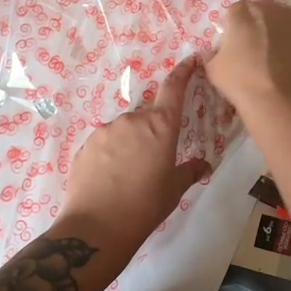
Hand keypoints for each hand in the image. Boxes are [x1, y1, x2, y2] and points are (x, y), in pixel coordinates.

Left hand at [59, 60, 212, 247]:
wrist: (96, 229)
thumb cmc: (144, 207)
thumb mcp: (174, 190)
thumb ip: (190, 172)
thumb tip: (204, 166)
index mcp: (161, 126)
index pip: (173, 88)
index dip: (183, 72)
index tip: (190, 61)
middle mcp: (133, 120)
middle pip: (147, 118)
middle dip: (151, 134)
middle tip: (152, 164)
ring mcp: (106, 131)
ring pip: (124, 132)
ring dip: (129, 145)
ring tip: (127, 177)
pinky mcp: (86, 145)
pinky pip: (104, 144)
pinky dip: (110, 155)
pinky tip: (109, 180)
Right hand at [205, 0, 290, 114]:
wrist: (278, 99)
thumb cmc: (240, 79)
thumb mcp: (213, 69)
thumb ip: (211, 54)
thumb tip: (210, 52)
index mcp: (242, 12)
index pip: (234, 11)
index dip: (232, 27)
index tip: (232, 43)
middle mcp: (269, 9)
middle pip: (260, 9)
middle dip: (255, 22)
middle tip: (251, 45)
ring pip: (281, 19)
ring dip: (275, 29)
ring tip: (271, 53)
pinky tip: (286, 64)